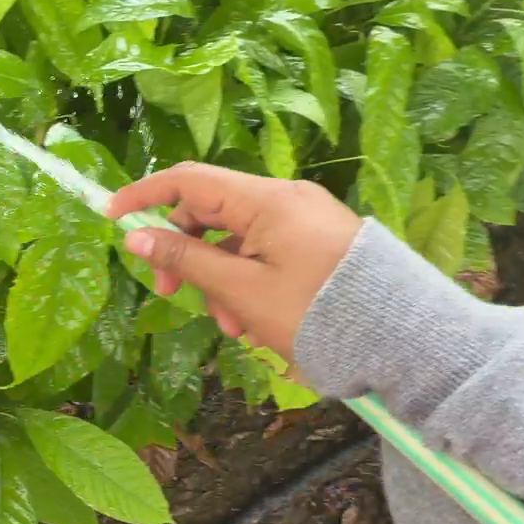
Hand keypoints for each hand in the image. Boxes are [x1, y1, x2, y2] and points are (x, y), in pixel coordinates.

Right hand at [102, 162, 362, 362]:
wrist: (413, 344)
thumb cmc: (316, 313)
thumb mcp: (239, 289)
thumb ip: (183, 258)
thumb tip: (135, 235)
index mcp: (266, 200)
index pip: (187, 180)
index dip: (144, 194)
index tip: (110, 216)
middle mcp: (285, 199)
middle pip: (208, 210)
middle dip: (181, 250)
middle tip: (166, 291)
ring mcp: (304, 219)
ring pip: (234, 236)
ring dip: (214, 274)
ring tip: (227, 323)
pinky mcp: (317, 240)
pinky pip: (262, 249)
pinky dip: (243, 277)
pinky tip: (250, 318)